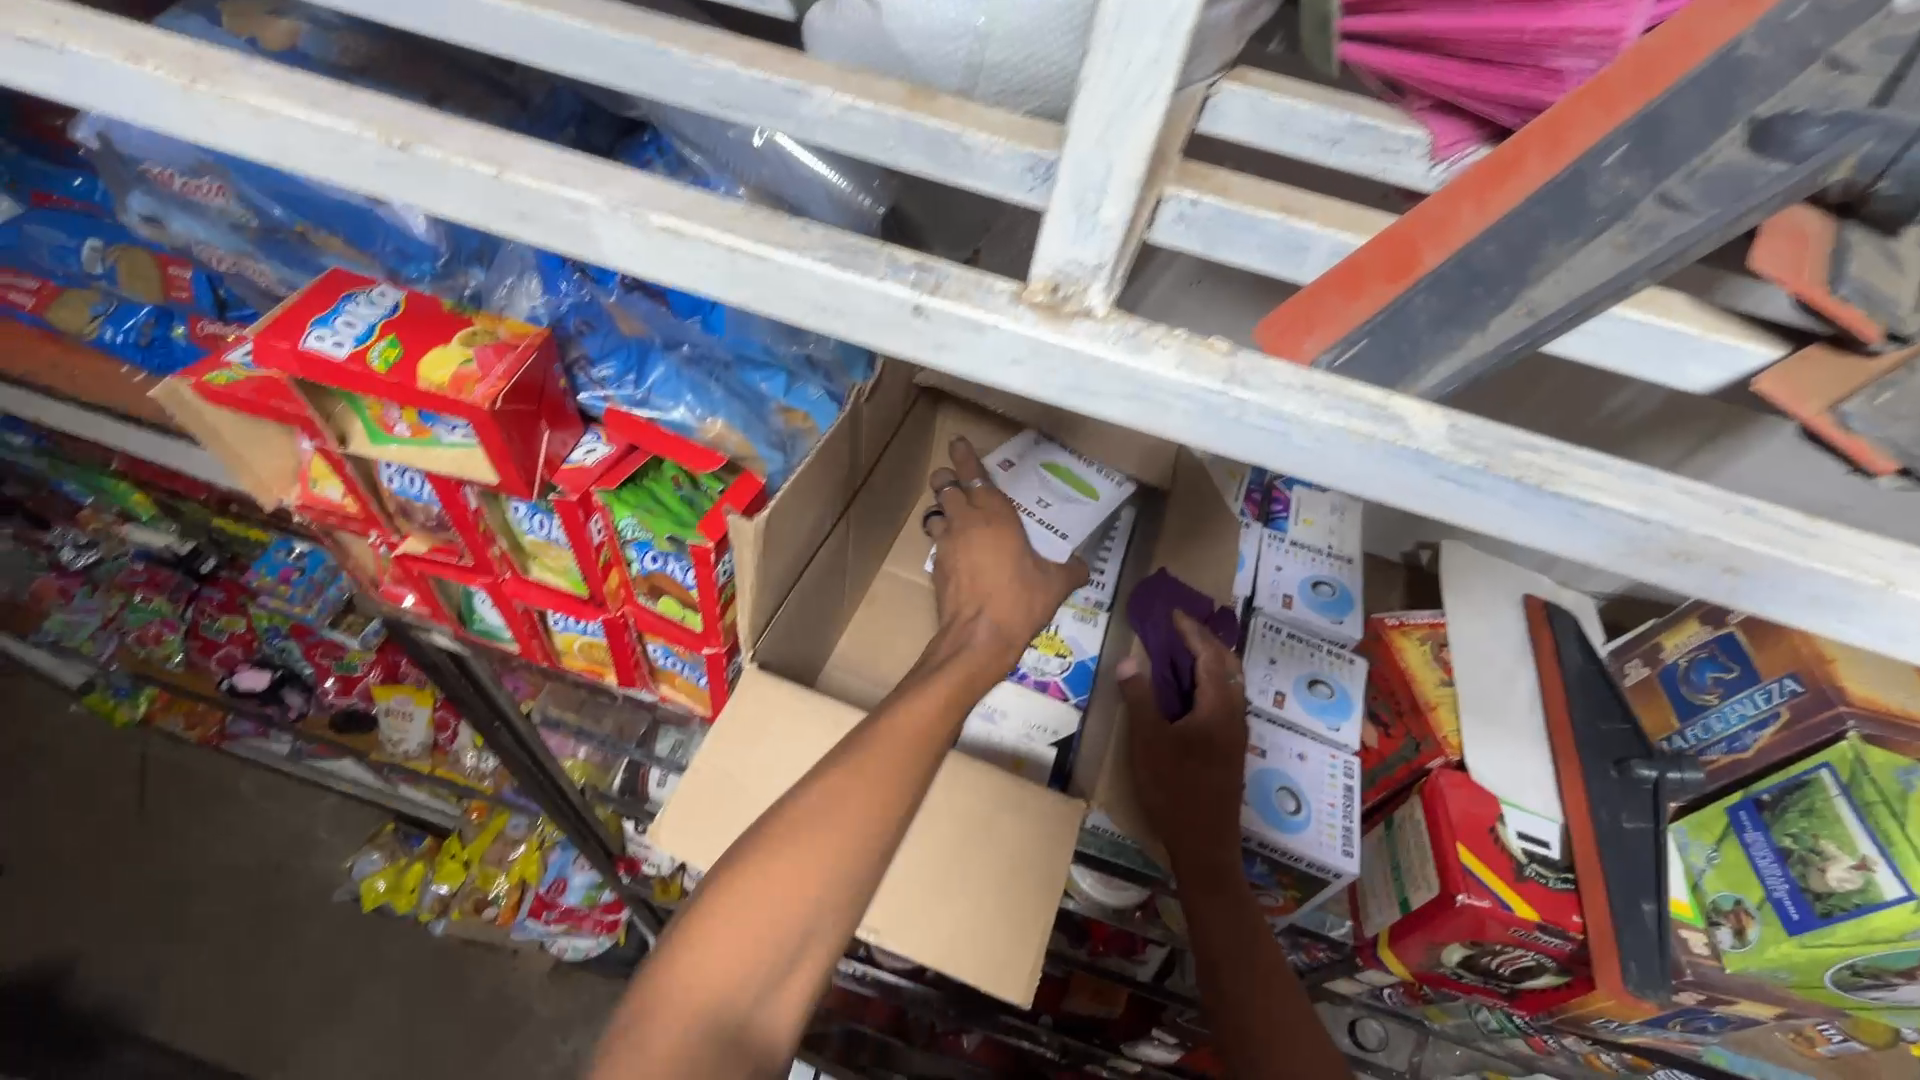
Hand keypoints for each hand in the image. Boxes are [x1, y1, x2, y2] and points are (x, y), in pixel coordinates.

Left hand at [925, 436, 1089, 670]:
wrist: (978, 637)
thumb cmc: (1020, 602)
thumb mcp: (1055, 585)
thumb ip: (1071, 570)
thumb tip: (1083, 566)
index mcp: (997, 515)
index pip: (976, 475)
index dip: (965, 457)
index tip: (957, 442)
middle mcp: (967, 521)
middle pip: (945, 486)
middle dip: (947, 477)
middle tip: (951, 476)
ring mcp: (946, 543)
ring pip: (935, 511)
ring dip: (940, 507)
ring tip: (949, 510)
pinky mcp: (936, 566)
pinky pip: (935, 541)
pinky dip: (941, 538)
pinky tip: (953, 549)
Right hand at [1118, 611, 1247, 874]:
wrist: (1205, 844)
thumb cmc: (1175, 790)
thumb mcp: (1148, 741)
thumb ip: (1139, 698)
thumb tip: (1129, 661)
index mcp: (1218, 706)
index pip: (1209, 655)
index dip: (1191, 631)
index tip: (1173, 612)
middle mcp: (1234, 714)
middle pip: (1227, 665)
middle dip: (1205, 641)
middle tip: (1179, 627)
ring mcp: (1235, 733)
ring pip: (1229, 684)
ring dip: (1208, 661)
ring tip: (1182, 651)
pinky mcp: (1230, 748)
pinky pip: (1224, 700)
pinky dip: (1208, 682)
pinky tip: (1187, 692)